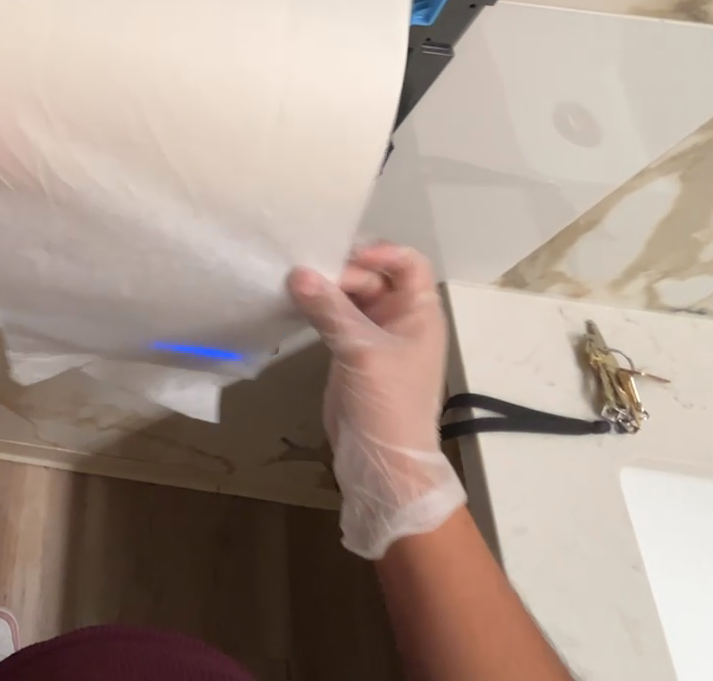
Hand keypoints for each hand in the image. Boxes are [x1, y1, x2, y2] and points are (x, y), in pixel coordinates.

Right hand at [289, 244, 464, 559]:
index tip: (341, 255)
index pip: (407, 263)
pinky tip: (293, 302)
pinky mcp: (350, 351)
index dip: (380, 252)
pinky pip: (334, 316)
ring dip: (325, 289)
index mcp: (419, 314)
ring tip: (293, 284)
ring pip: (349, 296)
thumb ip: (329, 309)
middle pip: (372, 276)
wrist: (381, 460)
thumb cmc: (388, 402)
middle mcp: (400, 319)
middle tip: (306, 274)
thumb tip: (297, 273)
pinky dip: (317, 307)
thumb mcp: (361, 351)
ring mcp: (374, 336)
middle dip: (341, 272)